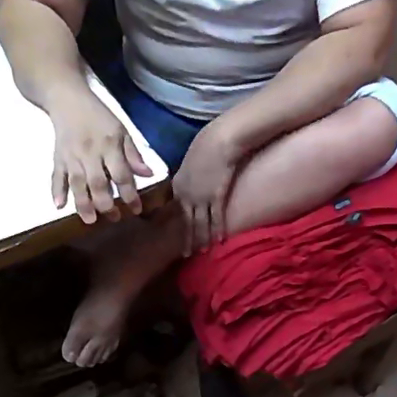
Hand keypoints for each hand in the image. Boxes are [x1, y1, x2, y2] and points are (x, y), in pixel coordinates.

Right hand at [50, 91, 153, 223]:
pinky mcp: (57, 157)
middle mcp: (89, 153)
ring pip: (76, 183)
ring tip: (90, 221)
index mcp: (109, 146)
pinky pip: (56, 175)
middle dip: (106, 204)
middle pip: (97, 183)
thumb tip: (148, 174)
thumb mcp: (122, 130)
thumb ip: (133, 154)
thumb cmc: (99, 116)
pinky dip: (56, 191)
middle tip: (115, 218)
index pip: (121, 175)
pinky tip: (59, 206)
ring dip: (83, 204)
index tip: (136, 209)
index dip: (129, 194)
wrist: (66, 98)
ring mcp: (71, 156)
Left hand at [173, 124, 239, 254]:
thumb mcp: (191, 162)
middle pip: (186, 221)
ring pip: (200, 223)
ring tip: (202, 251)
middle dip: (187, 238)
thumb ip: (191, 176)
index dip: (178, 223)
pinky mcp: (216, 198)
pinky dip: (217, 230)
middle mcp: (186, 194)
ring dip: (201, 239)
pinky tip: (218, 241)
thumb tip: (195, 183)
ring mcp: (201, 198)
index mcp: (178, 185)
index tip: (179, 234)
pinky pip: (216, 218)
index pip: (177, 209)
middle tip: (186, 254)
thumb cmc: (207, 146)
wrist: (219, 142)